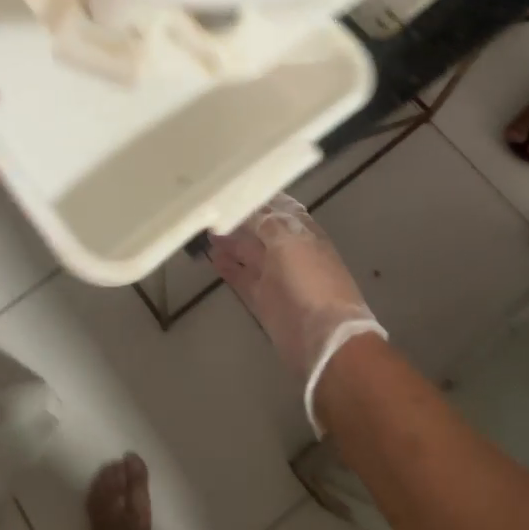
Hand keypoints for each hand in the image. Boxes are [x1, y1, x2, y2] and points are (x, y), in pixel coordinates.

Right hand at [209, 195, 384, 434]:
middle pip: (261, 231)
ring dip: (229, 242)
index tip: (231, 189)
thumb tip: (249, 210)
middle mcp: (290, 253)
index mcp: (304, 234)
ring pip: (249, 254)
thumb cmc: (311, 282)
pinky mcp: (264, 301)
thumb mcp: (289, 241)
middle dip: (239, 219)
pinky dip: (228, 268)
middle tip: (209, 209)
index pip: (280, 209)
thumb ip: (267, 222)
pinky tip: (211, 257)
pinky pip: (242, 278)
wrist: (324, 340)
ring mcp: (277, 278)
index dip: (258, 199)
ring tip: (204, 231)